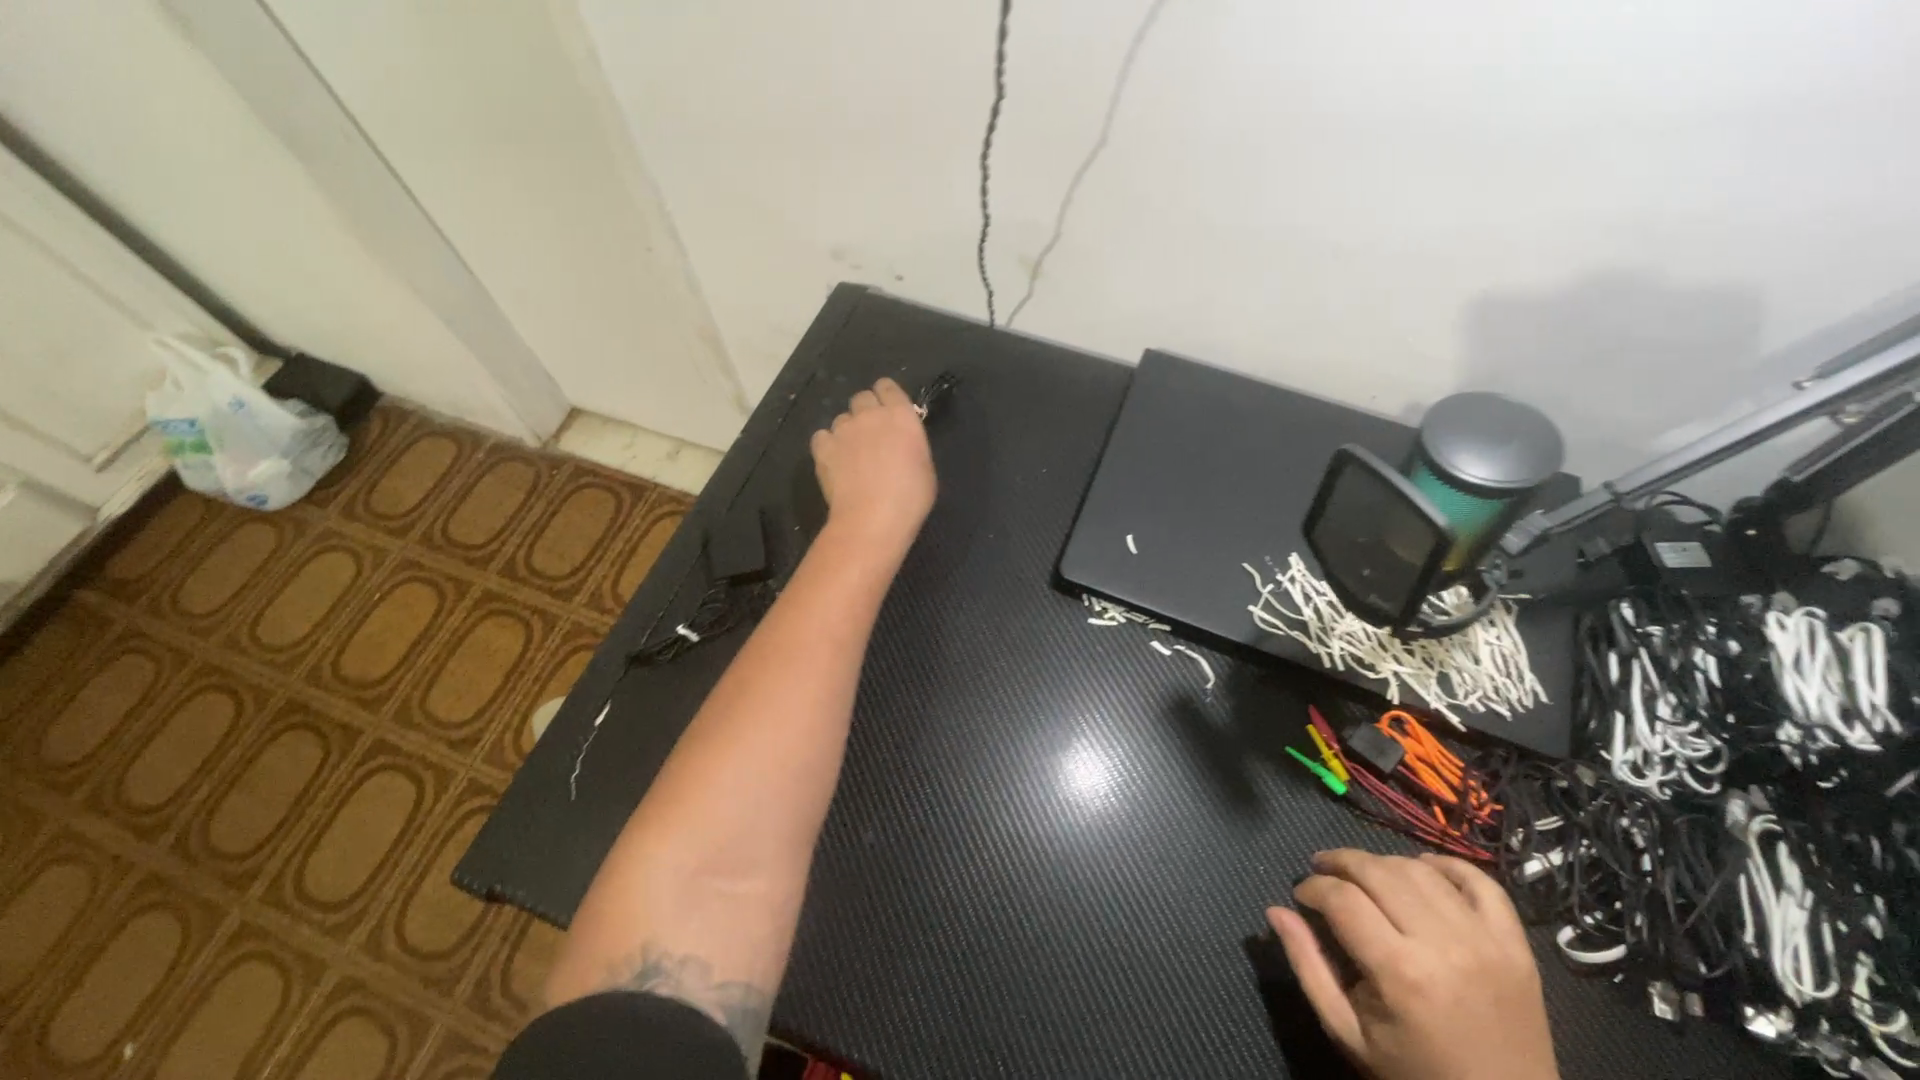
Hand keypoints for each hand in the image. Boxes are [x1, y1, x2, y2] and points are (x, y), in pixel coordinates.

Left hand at [810, 377, 936, 553]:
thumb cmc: (910, 497)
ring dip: (846, 431)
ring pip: (841, 419)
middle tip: (871, 435)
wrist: (873, 518)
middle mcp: (870, 415)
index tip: (888, 410)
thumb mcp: (925, 466)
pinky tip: (834, 463)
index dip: (886, 396)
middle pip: (862, 398)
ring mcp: (843, 429)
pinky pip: (822, 437)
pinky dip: (827, 446)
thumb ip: (911, 444)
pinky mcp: (823, 447)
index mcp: (901, 416)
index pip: (888, 387)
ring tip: (851, 455)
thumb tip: (901, 443)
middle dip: (865, 411)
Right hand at [1268, 850, 1558, 1079]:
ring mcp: (1486, 941)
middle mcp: (1444, 945)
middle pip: (1380, 872)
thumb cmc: (1413, 1072)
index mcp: (1399, 972)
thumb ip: (1308, 967)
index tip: (1301, 895)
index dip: (1312, 887)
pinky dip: (1447, 866)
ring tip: (1365, 874)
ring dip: (1385, 862)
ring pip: (1422, 871)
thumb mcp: (1347, 1031)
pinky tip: (1422, 869)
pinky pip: (1481, 883)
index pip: (1342, 899)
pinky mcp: (1516, 944)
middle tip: (1322, 869)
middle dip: (1340, 862)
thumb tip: (1276, 911)